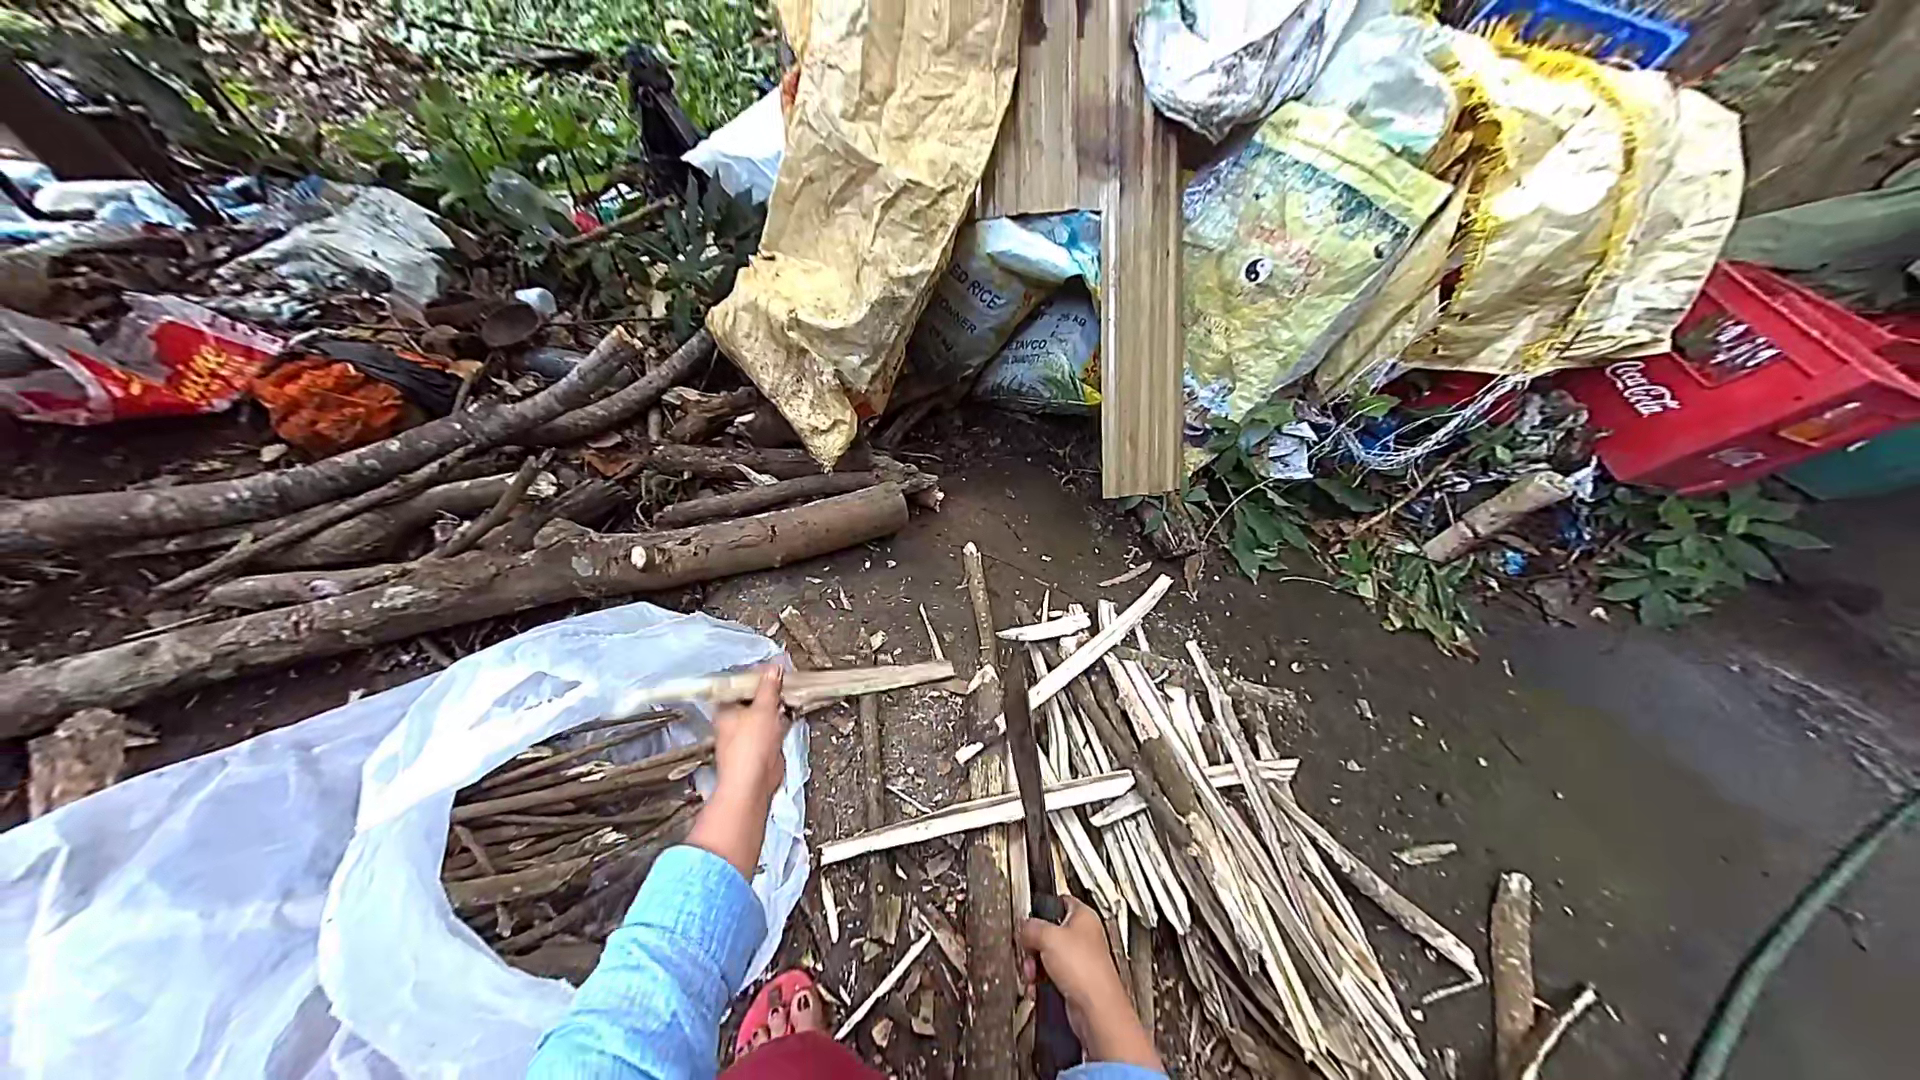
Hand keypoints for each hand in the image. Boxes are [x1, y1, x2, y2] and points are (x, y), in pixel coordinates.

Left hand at [710, 665, 787, 805]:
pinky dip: (782, 719)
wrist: (754, 781)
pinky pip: (774, 725)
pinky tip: (792, 712)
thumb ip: (769, 687)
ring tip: (791, 693)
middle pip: (754, 698)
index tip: (773, 668)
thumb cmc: (750, 746)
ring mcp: (749, 733)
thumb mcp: (763, 708)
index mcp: (726, 709)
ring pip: (765, 712)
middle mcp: (734, 720)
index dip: (756, 675)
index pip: (740, 685)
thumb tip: (773, 667)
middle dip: (769, 690)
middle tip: (785, 679)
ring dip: (777, 705)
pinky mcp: (762, 744)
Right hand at [1019, 897, 1161, 1070]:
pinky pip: (1050, 976)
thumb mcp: (1048, 936)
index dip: (1043, 908)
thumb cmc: (1085, 970)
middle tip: (1030, 952)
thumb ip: (1030, 927)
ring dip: (1034, 965)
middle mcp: (1084, 936)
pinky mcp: (1075, 982)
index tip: (1030, 918)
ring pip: (1047, 955)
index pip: (1059, 901)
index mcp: (1083, 916)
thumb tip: (1023, 928)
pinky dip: (1040, 981)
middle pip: (1049, 932)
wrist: (1096, 1010)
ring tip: (1032, 973)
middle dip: (1033, 945)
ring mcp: (1080, 960)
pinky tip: (1036, 987)